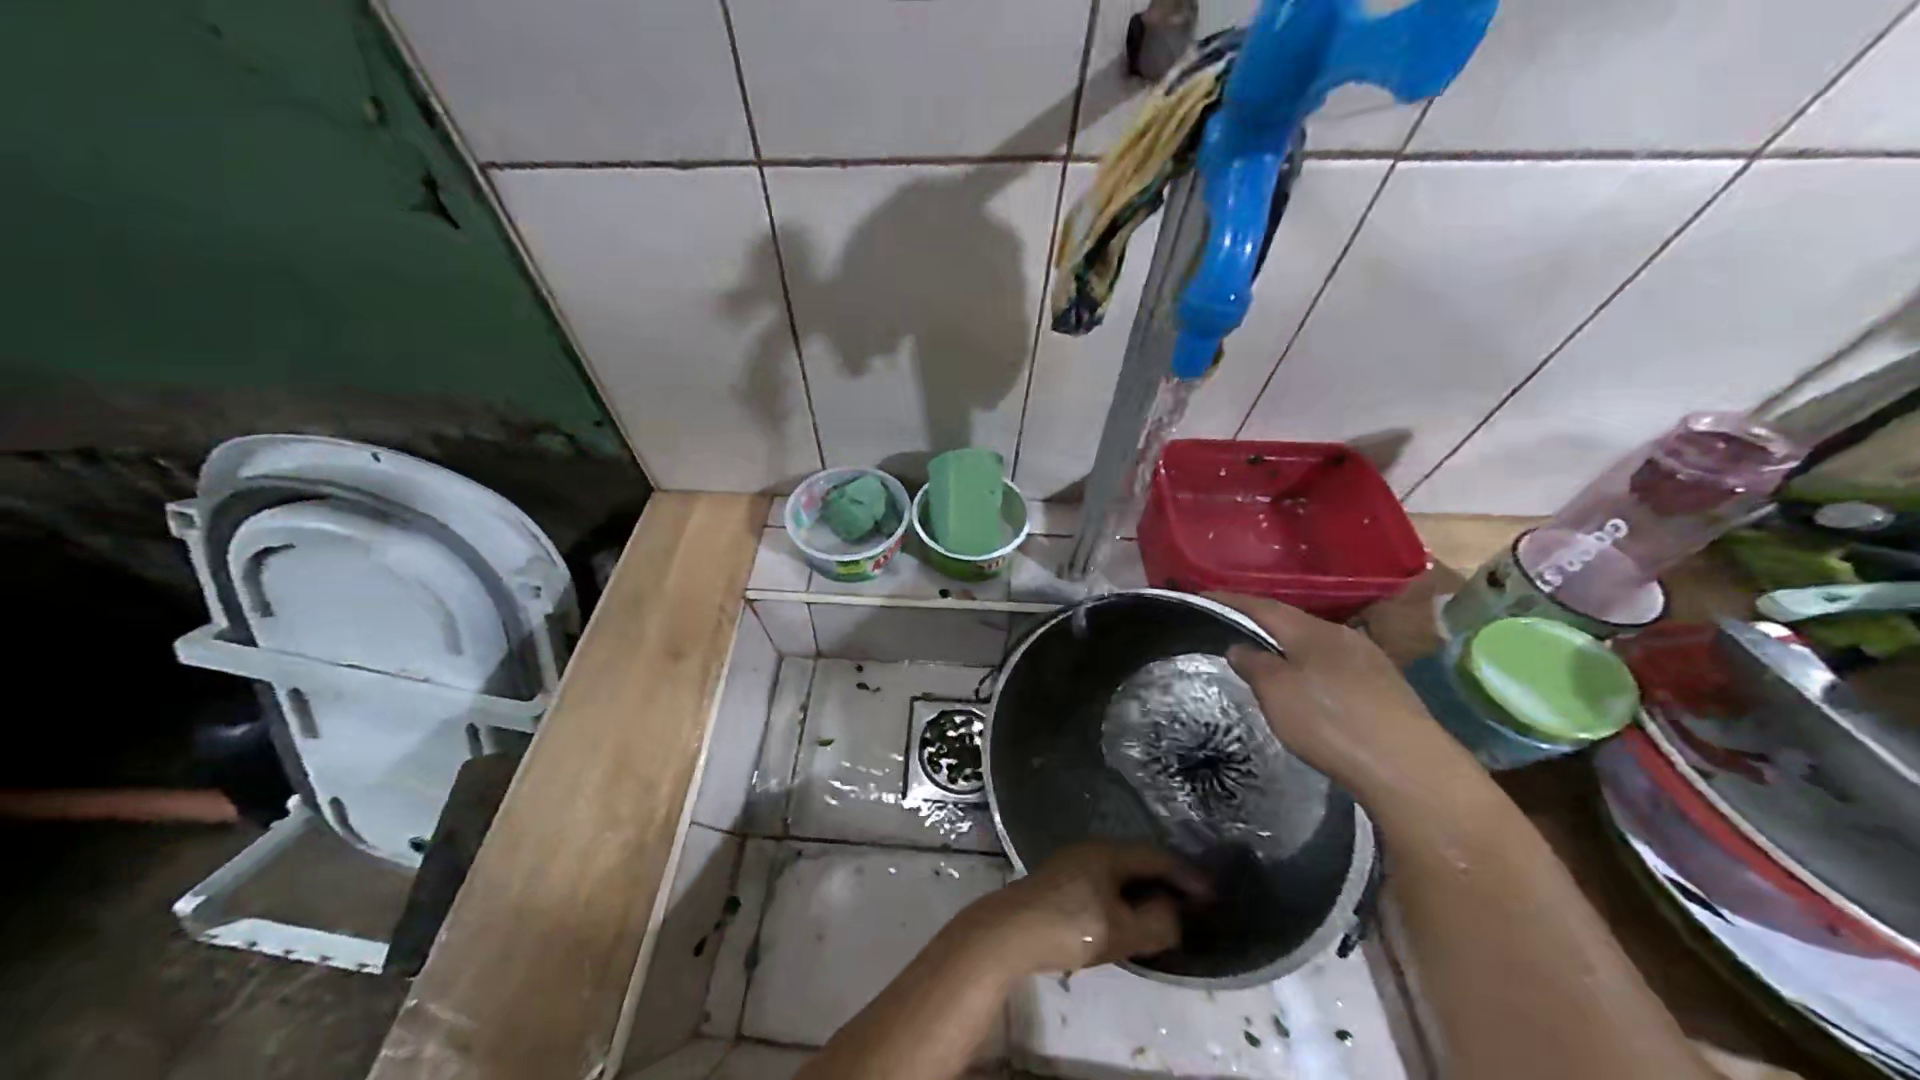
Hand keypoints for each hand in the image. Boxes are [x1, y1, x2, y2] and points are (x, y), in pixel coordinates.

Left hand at [966, 842, 1208, 975]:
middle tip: (1193, 902)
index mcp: (1109, 853)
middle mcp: (1091, 849)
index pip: (1158, 857)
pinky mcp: (1059, 881)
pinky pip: (1104, 881)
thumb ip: (1157, 923)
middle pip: (1138, 860)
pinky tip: (1127, 915)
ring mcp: (1072, 862)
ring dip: (1144, 889)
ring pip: (1119, 872)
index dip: (1188, 875)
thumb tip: (1176, 913)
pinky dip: (1124, 895)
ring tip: (1165, 910)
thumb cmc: (1069, 927)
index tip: (1214, 894)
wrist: (1008, 933)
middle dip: (1167, 879)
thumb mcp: (1120, 931)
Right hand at [1210, 593, 1494, 827]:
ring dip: (1286, 646)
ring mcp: (1369, 660)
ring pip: (1314, 643)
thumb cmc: (1332, 724)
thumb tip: (1239, 646)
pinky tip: (1306, 685)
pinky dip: (1309, 667)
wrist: (1410, 769)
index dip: (1229, 600)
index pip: (1262, 605)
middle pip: (1290, 621)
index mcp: (1312, 630)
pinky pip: (1333, 665)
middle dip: (1258, 622)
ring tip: (1263, 657)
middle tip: (1228, 628)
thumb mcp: (1277, 693)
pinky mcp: (1385, 688)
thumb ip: (1253, 664)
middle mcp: (1342, 635)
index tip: (1201, 596)